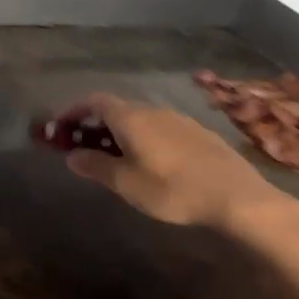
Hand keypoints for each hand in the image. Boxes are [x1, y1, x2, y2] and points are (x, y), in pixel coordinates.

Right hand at [62, 93, 298, 233]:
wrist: (238, 198)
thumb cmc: (173, 189)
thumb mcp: (125, 183)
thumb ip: (95, 166)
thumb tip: (72, 155)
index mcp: (131, 118)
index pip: (94, 101)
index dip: (74, 110)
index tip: (60, 127)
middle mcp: (154, 111)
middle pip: (118, 110)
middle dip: (96, 125)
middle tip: (85, 148)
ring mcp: (180, 121)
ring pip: (142, 120)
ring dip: (123, 133)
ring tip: (118, 158)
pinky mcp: (201, 134)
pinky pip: (163, 130)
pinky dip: (147, 139)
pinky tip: (153, 163)